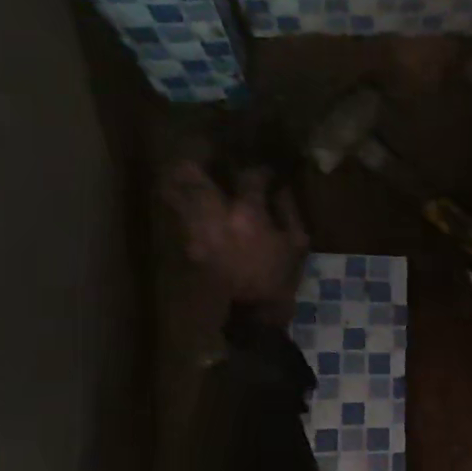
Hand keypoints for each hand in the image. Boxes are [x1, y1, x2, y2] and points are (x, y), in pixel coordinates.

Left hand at [163, 159, 308, 323]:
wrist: (250, 318)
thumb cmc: (278, 280)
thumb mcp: (297, 244)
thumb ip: (288, 210)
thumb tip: (280, 189)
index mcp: (247, 214)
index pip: (249, 176)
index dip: (259, 170)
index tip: (266, 173)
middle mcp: (214, 216)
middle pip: (192, 175)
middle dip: (198, 158)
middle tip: (207, 152)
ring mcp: (195, 231)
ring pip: (175, 193)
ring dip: (182, 179)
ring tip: (192, 171)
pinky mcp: (187, 246)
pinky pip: (180, 215)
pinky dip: (184, 203)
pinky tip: (196, 202)